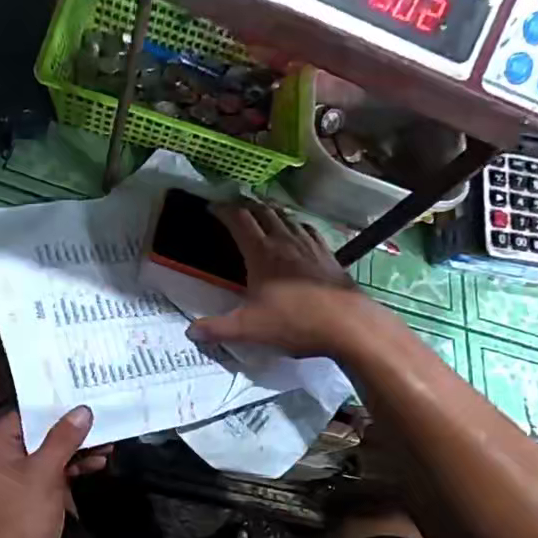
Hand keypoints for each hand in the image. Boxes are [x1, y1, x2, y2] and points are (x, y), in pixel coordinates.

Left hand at [0, 408, 107, 537]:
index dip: (55, 404)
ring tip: (110, 439)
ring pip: (52, 454)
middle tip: (105, 413)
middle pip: (41, 434)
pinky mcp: (34, 499)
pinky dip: (75, 468)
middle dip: (73, 428)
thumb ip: (64, 438)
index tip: (85, 393)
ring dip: (79, 448)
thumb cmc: (20, 519)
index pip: (25, 414)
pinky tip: (99, 462)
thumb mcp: (43, 473)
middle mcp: (2, 460)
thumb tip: (83, 409)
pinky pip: (56, 474)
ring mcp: (19, 481)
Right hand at [187, 200, 371, 356]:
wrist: (347, 324)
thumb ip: (218, 329)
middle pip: (263, 212)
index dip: (222, 210)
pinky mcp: (328, 255)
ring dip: (271, 212)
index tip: (211, 206)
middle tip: (234, 206)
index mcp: (261, 252)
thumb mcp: (250, 328)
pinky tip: (298, 230)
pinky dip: (297, 225)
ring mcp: (310, 245)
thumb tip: (191, 332)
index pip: (238, 220)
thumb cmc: (295, 322)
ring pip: (287, 217)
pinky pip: (309, 230)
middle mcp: (285, 241)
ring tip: (262, 212)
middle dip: (246, 206)